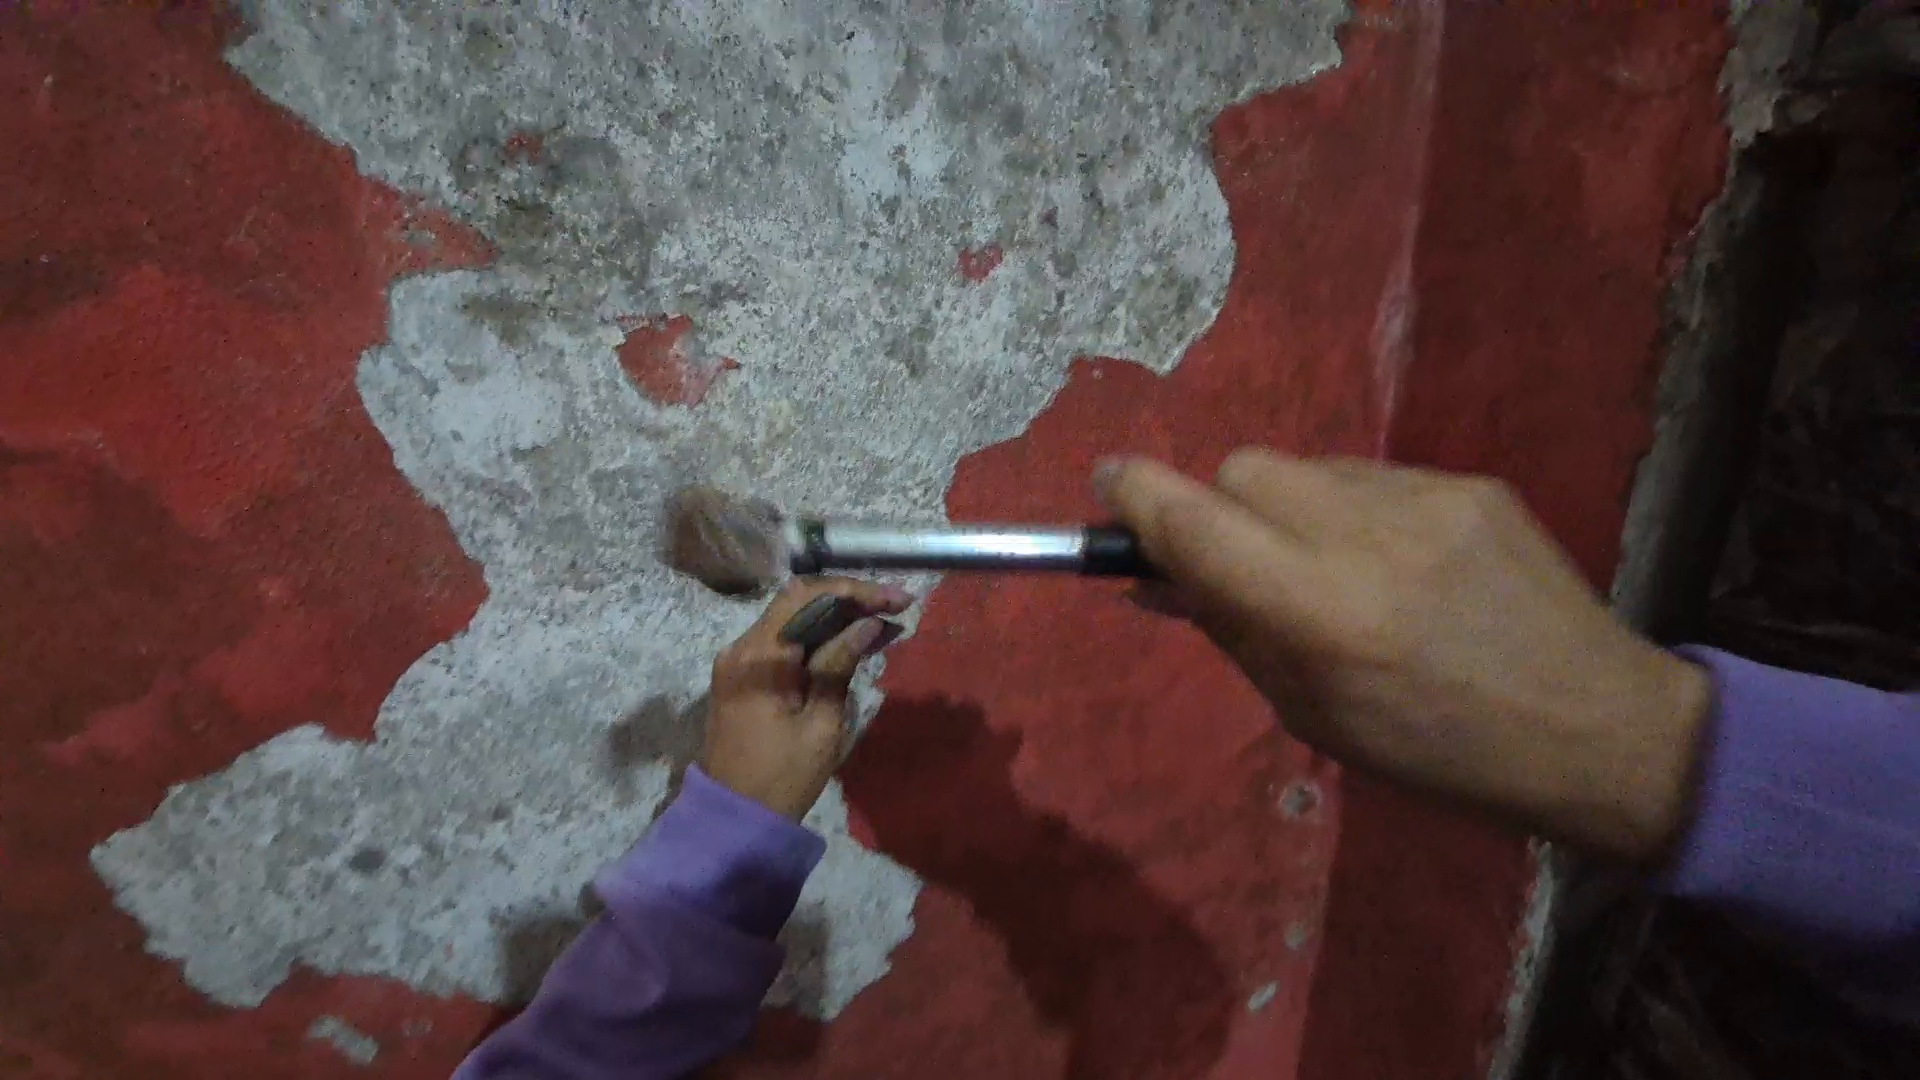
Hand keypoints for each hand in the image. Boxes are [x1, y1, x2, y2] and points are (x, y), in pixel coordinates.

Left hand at [701, 577, 913, 819]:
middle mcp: (742, 647)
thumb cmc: (782, 778)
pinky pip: (785, 641)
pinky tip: (853, 641)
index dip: (854, 592)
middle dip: (850, 600)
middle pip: (800, 601)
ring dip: (837, 616)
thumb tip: (868, 624)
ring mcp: (739, 660)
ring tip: (884, 623)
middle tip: (896, 608)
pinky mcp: (744, 675)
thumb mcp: (821, 723)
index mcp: (759, 657)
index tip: (895, 600)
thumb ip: (840, 665)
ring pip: (794, 618)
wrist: (733, 820)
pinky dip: (819, 636)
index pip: (807, 596)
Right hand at [1096, 450, 1710, 860]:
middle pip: (1241, 468)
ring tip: (1329, 562)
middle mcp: (1362, 537)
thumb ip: (1224, 628)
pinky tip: (1390, 556)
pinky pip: (1363, 474)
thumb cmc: (1428, 747)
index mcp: (1317, 613)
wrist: (1600, 728)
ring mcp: (1423, 499)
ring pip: (1299, 467)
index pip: (1196, 525)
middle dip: (1217, 504)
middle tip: (1243, 557)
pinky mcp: (1467, 482)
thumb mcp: (1305, 708)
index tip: (1105, 479)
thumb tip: (1152, 579)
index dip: (1138, 495)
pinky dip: (1344, 508)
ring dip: (1281, 506)